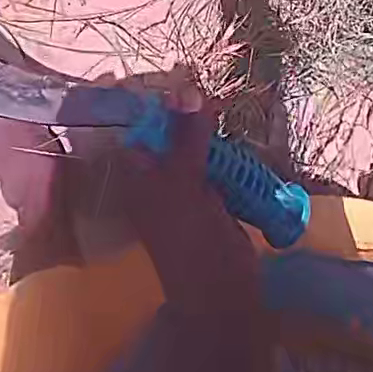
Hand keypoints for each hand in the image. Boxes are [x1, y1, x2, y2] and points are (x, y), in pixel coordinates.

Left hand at [113, 83, 259, 316]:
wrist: (224, 295)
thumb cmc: (192, 241)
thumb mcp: (184, 184)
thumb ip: (186, 137)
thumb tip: (188, 90)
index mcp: (137, 173)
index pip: (141, 124)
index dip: (159, 101)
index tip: (182, 76)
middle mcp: (155, 174)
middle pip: (170, 130)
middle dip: (189, 112)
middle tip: (209, 93)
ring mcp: (184, 184)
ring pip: (195, 143)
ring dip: (209, 129)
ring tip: (221, 107)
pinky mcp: (210, 194)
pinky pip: (215, 161)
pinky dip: (225, 150)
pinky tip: (235, 136)